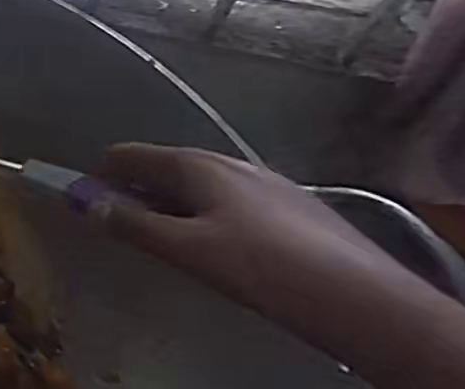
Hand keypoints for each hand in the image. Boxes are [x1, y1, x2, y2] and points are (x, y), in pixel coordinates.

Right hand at [97, 143, 464, 388]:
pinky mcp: (294, 206)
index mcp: (194, 163)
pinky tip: (230, 251)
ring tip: (177, 244)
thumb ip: (133, 225)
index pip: (127, 155)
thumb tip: (83, 202)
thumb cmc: (271, 273)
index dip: (101, 177)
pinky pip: (229, 198)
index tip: (91, 207)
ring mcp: (264, 180)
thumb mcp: (192, 252)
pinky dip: (209, 213)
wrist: (381, 310)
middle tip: (131, 231)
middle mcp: (224, 159)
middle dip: (137, 192)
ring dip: (173, 204)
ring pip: (197, 183)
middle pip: (162, 166)